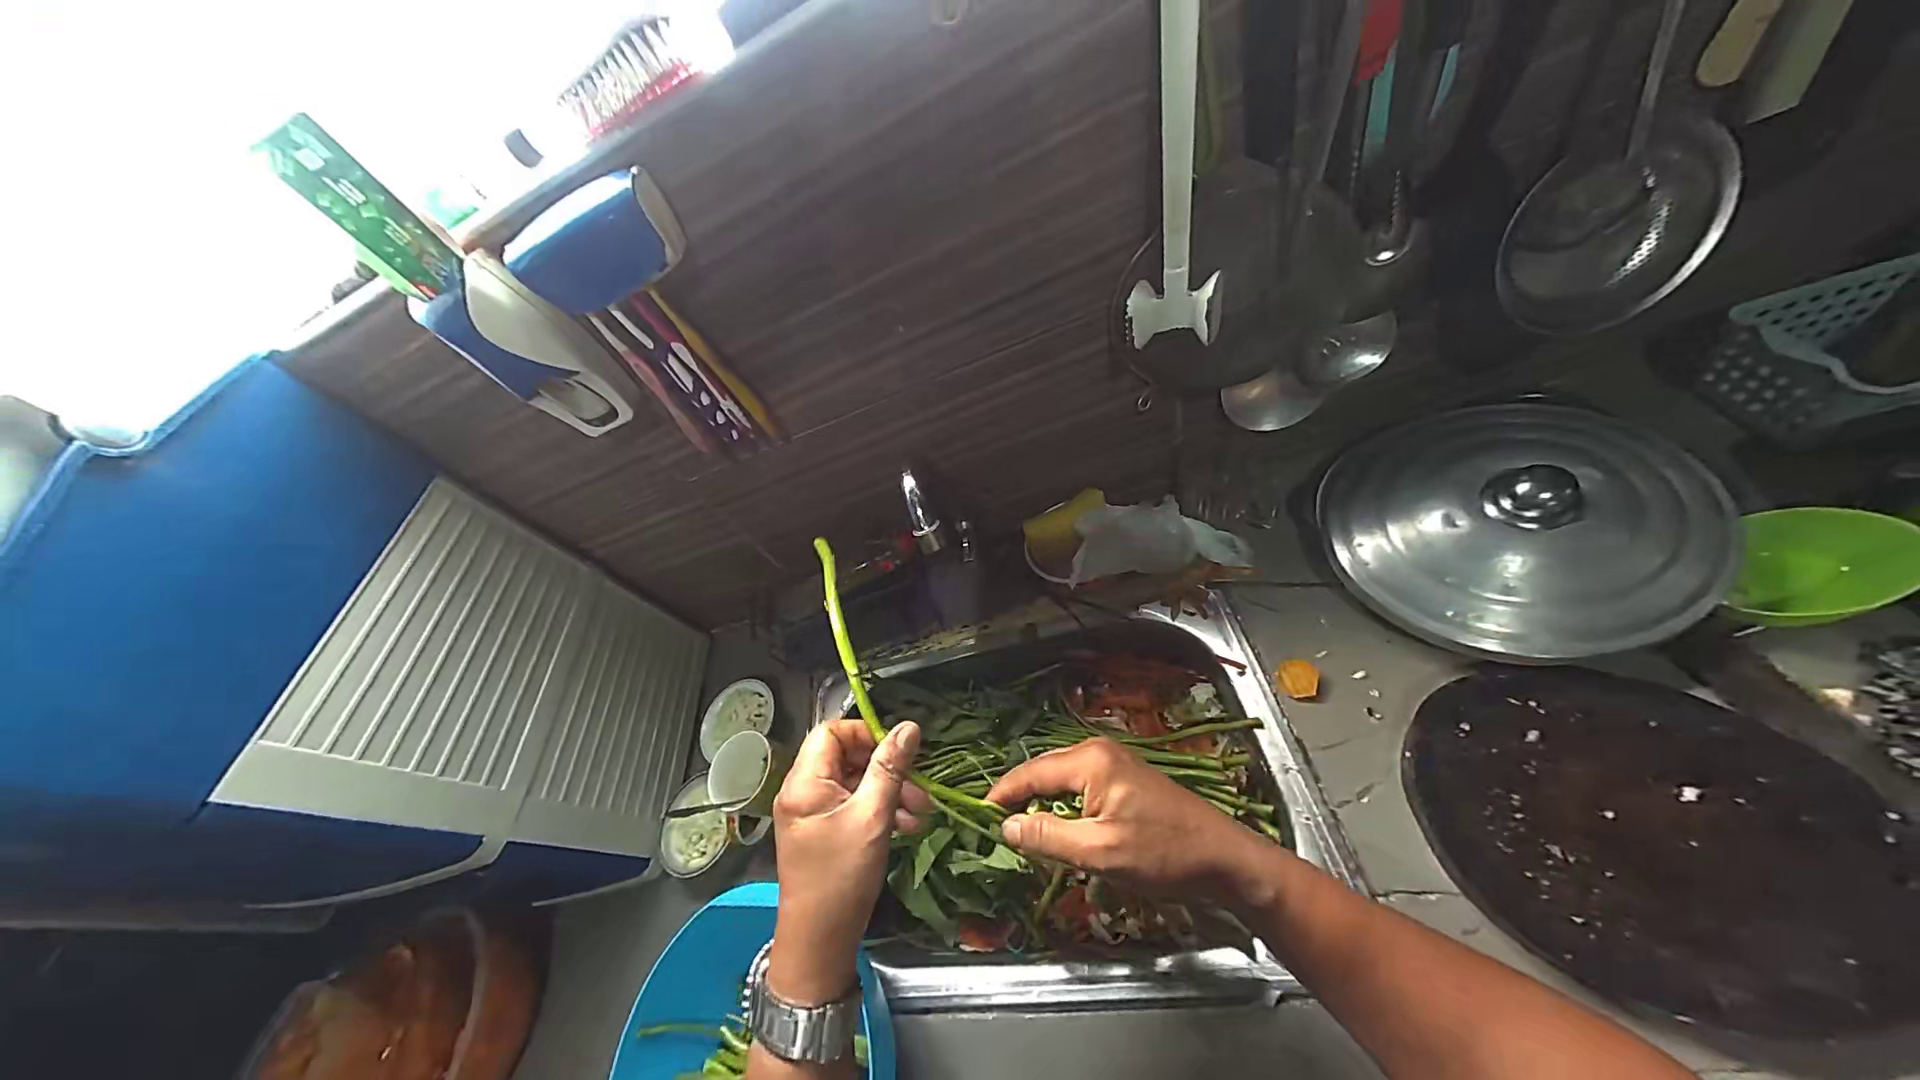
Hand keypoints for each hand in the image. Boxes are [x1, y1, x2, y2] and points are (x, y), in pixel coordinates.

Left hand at [767, 718, 930, 1004]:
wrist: (819, 944)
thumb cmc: (842, 878)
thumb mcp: (872, 817)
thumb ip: (890, 768)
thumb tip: (908, 727)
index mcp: (804, 782)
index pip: (831, 732)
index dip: (866, 734)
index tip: (898, 751)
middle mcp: (802, 791)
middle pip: (846, 756)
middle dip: (886, 768)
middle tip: (918, 788)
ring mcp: (811, 813)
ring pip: (854, 782)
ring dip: (889, 791)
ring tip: (919, 813)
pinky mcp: (822, 831)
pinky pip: (852, 804)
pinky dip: (879, 809)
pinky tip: (905, 826)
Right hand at [986, 737, 1285, 910]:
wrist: (1226, 858)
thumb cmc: (1164, 854)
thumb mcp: (1100, 852)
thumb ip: (1048, 837)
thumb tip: (1005, 827)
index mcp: (1090, 761)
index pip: (1030, 773)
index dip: (1002, 794)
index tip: (977, 814)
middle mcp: (1098, 751)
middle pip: (1044, 772)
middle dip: (1019, 798)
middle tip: (995, 826)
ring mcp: (1114, 763)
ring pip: (1061, 780)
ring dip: (1041, 803)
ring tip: (1020, 830)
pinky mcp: (1124, 778)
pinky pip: (1080, 787)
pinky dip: (1063, 805)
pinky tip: (1058, 827)